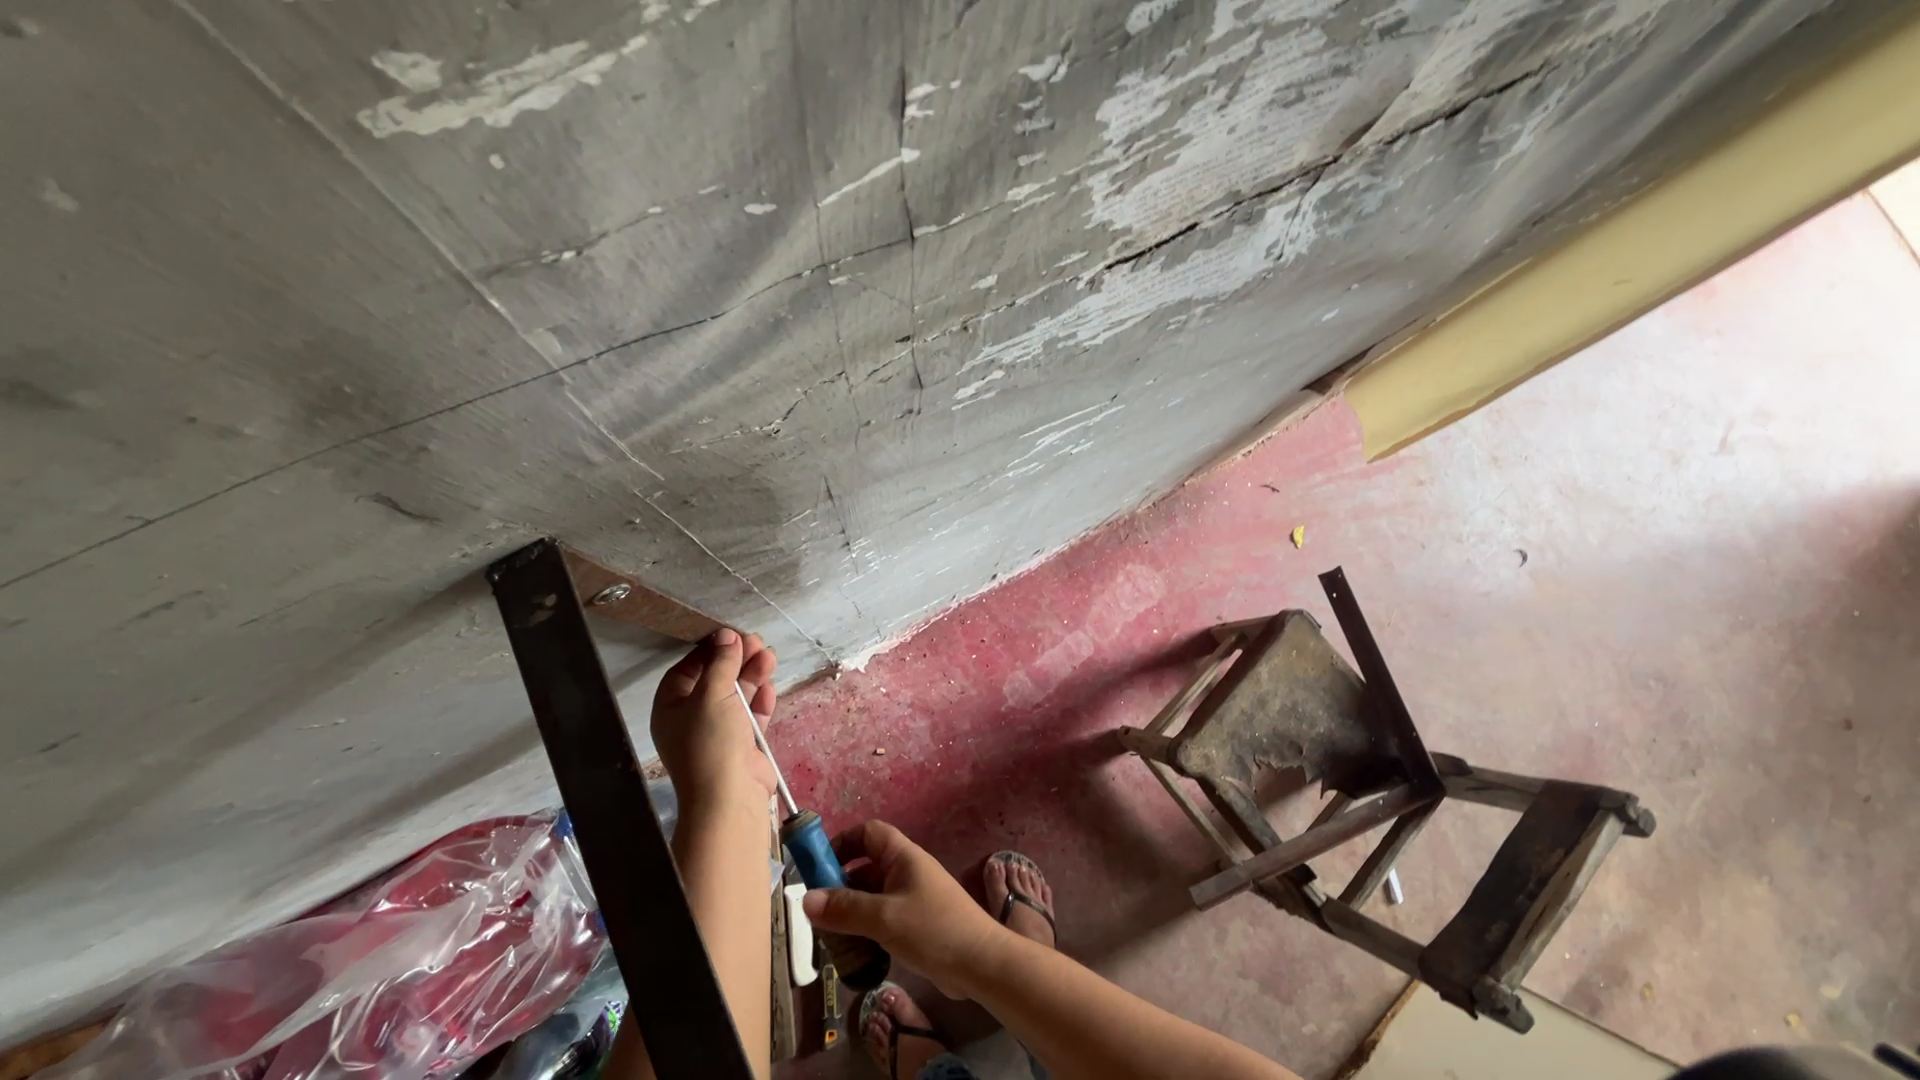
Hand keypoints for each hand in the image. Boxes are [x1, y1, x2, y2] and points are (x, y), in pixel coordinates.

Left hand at [651, 628, 777, 810]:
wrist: (729, 796)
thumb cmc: (711, 741)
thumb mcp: (712, 695)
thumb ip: (721, 663)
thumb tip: (727, 636)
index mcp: (671, 707)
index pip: (687, 669)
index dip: (709, 651)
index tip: (731, 635)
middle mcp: (692, 718)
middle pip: (715, 680)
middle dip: (737, 660)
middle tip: (757, 642)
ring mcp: (718, 732)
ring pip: (736, 696)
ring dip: (752, 675)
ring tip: (770, 656)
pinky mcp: (742, 744)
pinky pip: (751, 716)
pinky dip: (760, 700)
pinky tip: (770, 686)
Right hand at [801, 820, 1005, 998]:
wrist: (981, 963)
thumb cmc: (934, 929)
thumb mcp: (884, 918)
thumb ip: (845, 909)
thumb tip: (805, 900)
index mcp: (903, 857)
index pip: (868, 833)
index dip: (842, 843)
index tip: (819, 867)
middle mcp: (906, 871)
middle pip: (865, 867)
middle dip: (839, 885)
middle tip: (817, 912)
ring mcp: (912, 898)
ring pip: (872, 896)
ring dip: (851, 912)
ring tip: (829, 936)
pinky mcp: (915, 923)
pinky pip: (882, 918)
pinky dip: (865, 929)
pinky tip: (853, 951)